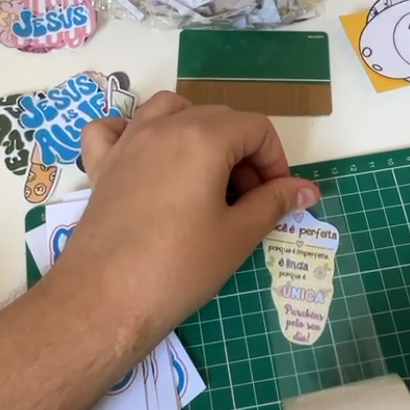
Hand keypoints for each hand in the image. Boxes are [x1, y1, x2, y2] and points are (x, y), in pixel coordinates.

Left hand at [58, 92, 321, 338]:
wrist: (104, 300)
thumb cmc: (178, 268)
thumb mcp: (237, 236)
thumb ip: (274, 203)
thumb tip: (308, 189)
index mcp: (203, 137)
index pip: (256, 127)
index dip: (275, 160)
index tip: (277, 197)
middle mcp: (164, 126)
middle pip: (218, 117)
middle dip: (243, 152)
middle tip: (248, 200)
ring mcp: (128, 141)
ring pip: (170, 109)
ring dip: (197, 130)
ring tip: (206, 173)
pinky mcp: (101, 164)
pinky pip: (114, 128)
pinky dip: (132, 132)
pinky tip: (145, 158)